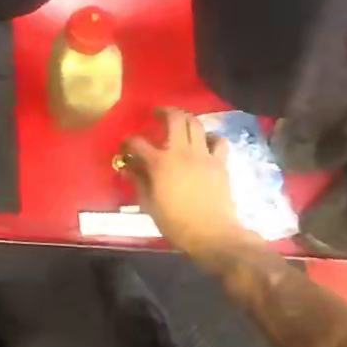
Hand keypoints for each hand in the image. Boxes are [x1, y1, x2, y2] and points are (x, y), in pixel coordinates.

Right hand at [120, 108, 259, 260]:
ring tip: (180, 123)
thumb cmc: (176, 222)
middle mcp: (181, 152)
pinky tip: (206, 143)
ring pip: (197, 124)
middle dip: (164, 112)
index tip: (126, 147)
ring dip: (187, 119)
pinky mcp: (220, 163)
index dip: (129, 142)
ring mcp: (203, 155)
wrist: (213, 234)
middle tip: (157, 115)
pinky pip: (219, 141)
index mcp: (160, 163)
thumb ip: (139, 182)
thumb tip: (128, 169)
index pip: (138, 143)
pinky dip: (212, 137)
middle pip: (175, 119)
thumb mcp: (149, 204)